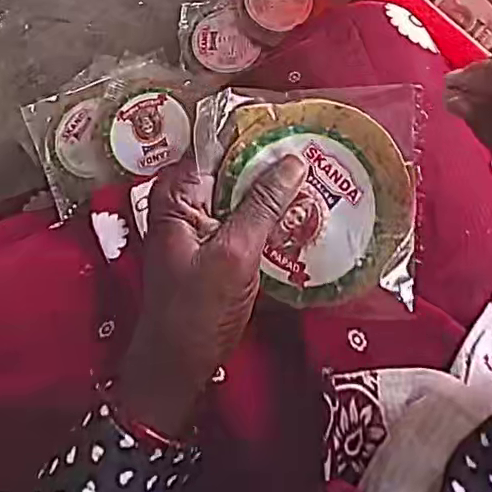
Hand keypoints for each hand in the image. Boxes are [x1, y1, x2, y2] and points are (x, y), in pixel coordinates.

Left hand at [117, 150, 309, 435]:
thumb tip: (294, 160)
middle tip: (312, 146)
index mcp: (176, 192)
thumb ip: (263, 205)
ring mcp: (200, 220)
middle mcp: (185, 199)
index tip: (291, 122)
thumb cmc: (196, 313)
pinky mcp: (216, 240)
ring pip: (241, 188)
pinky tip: (300, 208)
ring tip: (315, 172)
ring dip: (274, 185)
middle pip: (232, 164)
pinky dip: (269, 210)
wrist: (177, 370)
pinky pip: (244, 212)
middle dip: (270, 158)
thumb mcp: (235, 253)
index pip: (217, 143)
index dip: (253, 130)